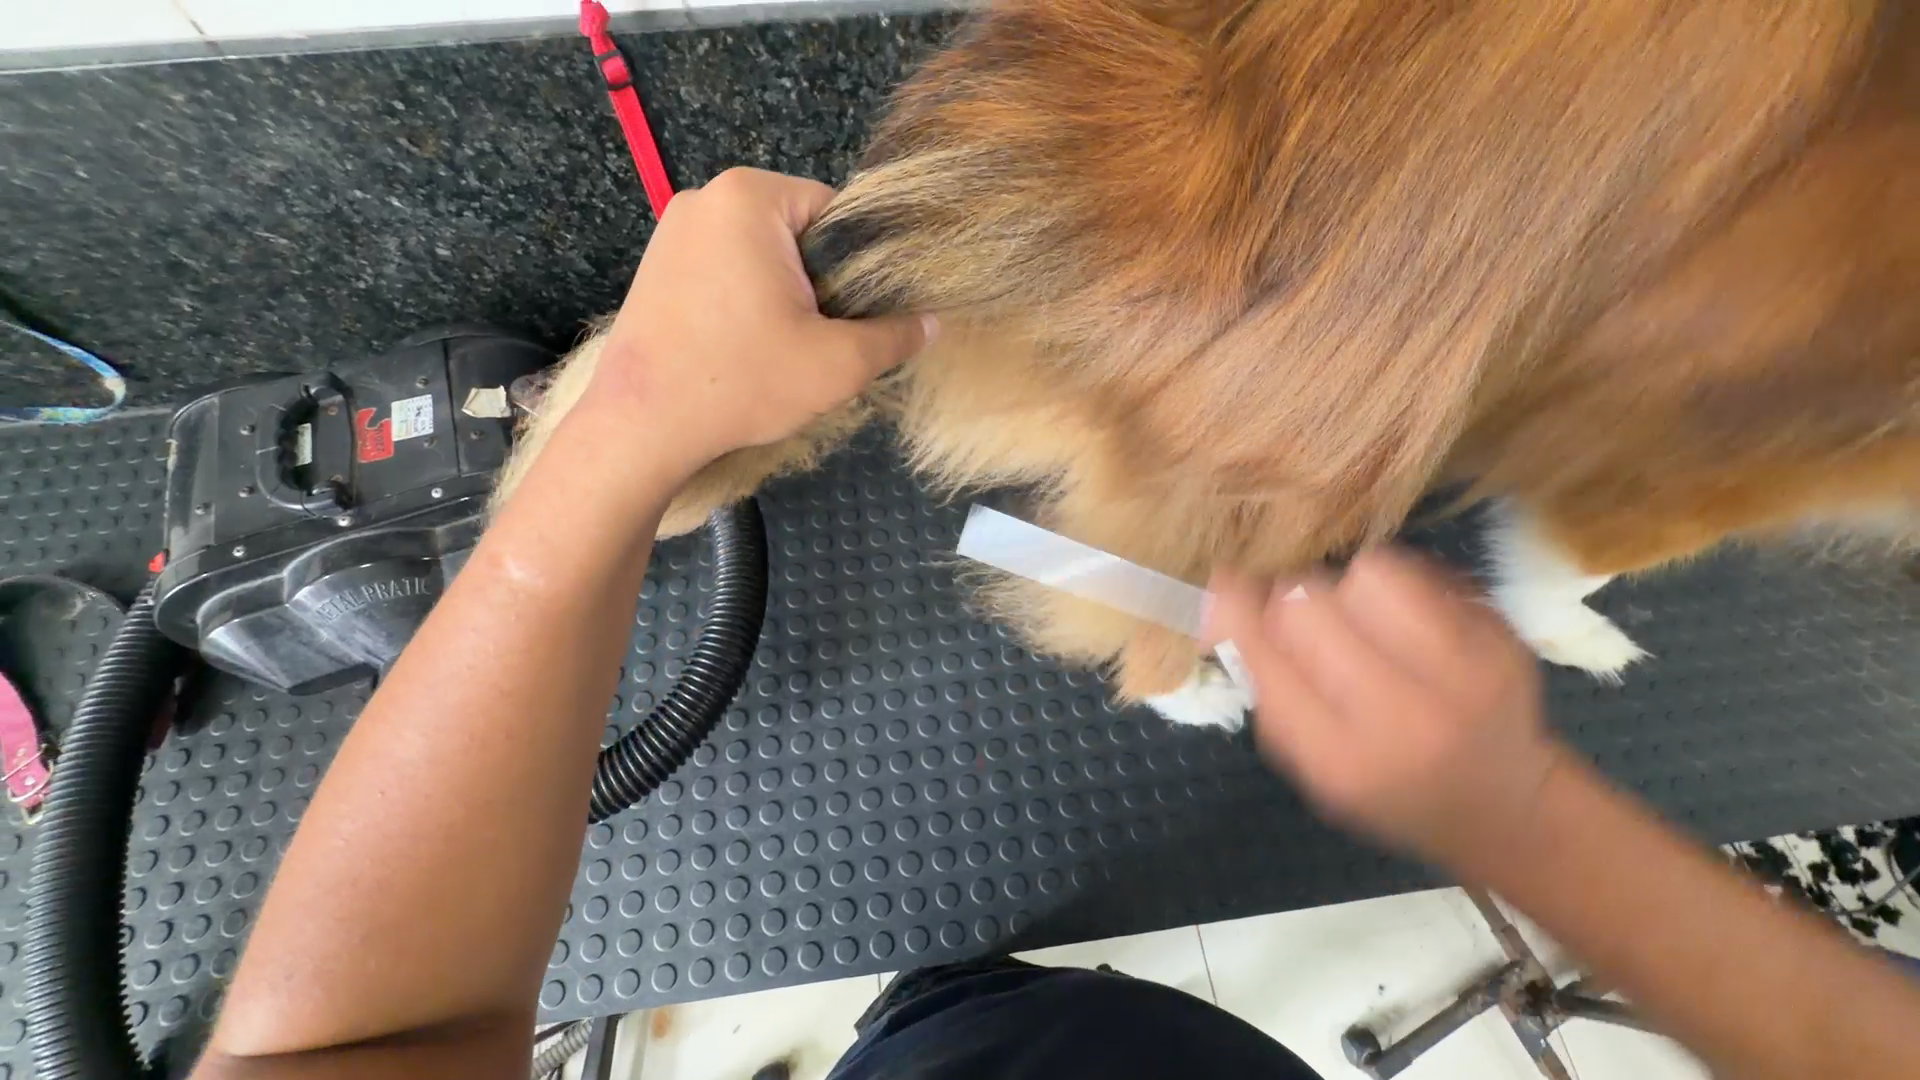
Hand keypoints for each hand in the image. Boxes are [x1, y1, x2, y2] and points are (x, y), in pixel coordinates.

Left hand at [584, 167, 935, 469]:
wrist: (641, 427)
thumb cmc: (742, 382)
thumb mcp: (838, 365)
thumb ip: (894, 337)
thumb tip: (932, 324)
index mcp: (751, 198)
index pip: (838, 213)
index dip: (861, 266)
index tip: (859, 316)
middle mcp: (706, 197)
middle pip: (798, 234)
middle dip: (820, 284)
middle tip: (825, 340)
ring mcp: (672, 231)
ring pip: (762, 256)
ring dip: (784, 297)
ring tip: (786, 350)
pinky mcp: (656, 267)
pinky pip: (725, 273)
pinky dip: (746, 303)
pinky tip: (745, 349)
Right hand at [1208, 548, 1564, 865]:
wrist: (1503, 807)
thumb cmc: (1384, 789)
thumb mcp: (1308, 765)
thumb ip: (1265, 688)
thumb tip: (1221, 599)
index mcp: (1338, 754)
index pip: (1263, 647)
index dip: (1233, 605)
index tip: (1225, 586)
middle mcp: (1402, 712)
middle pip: (1306, 599)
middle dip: (1287, 598)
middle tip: (1296, 617)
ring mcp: (1463, 672)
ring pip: (1366, 573)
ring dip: (1344, 587)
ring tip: (1355, 618)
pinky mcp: (1500, 639)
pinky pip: (1420, 573)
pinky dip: (1393, 586)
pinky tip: (1399, 620)